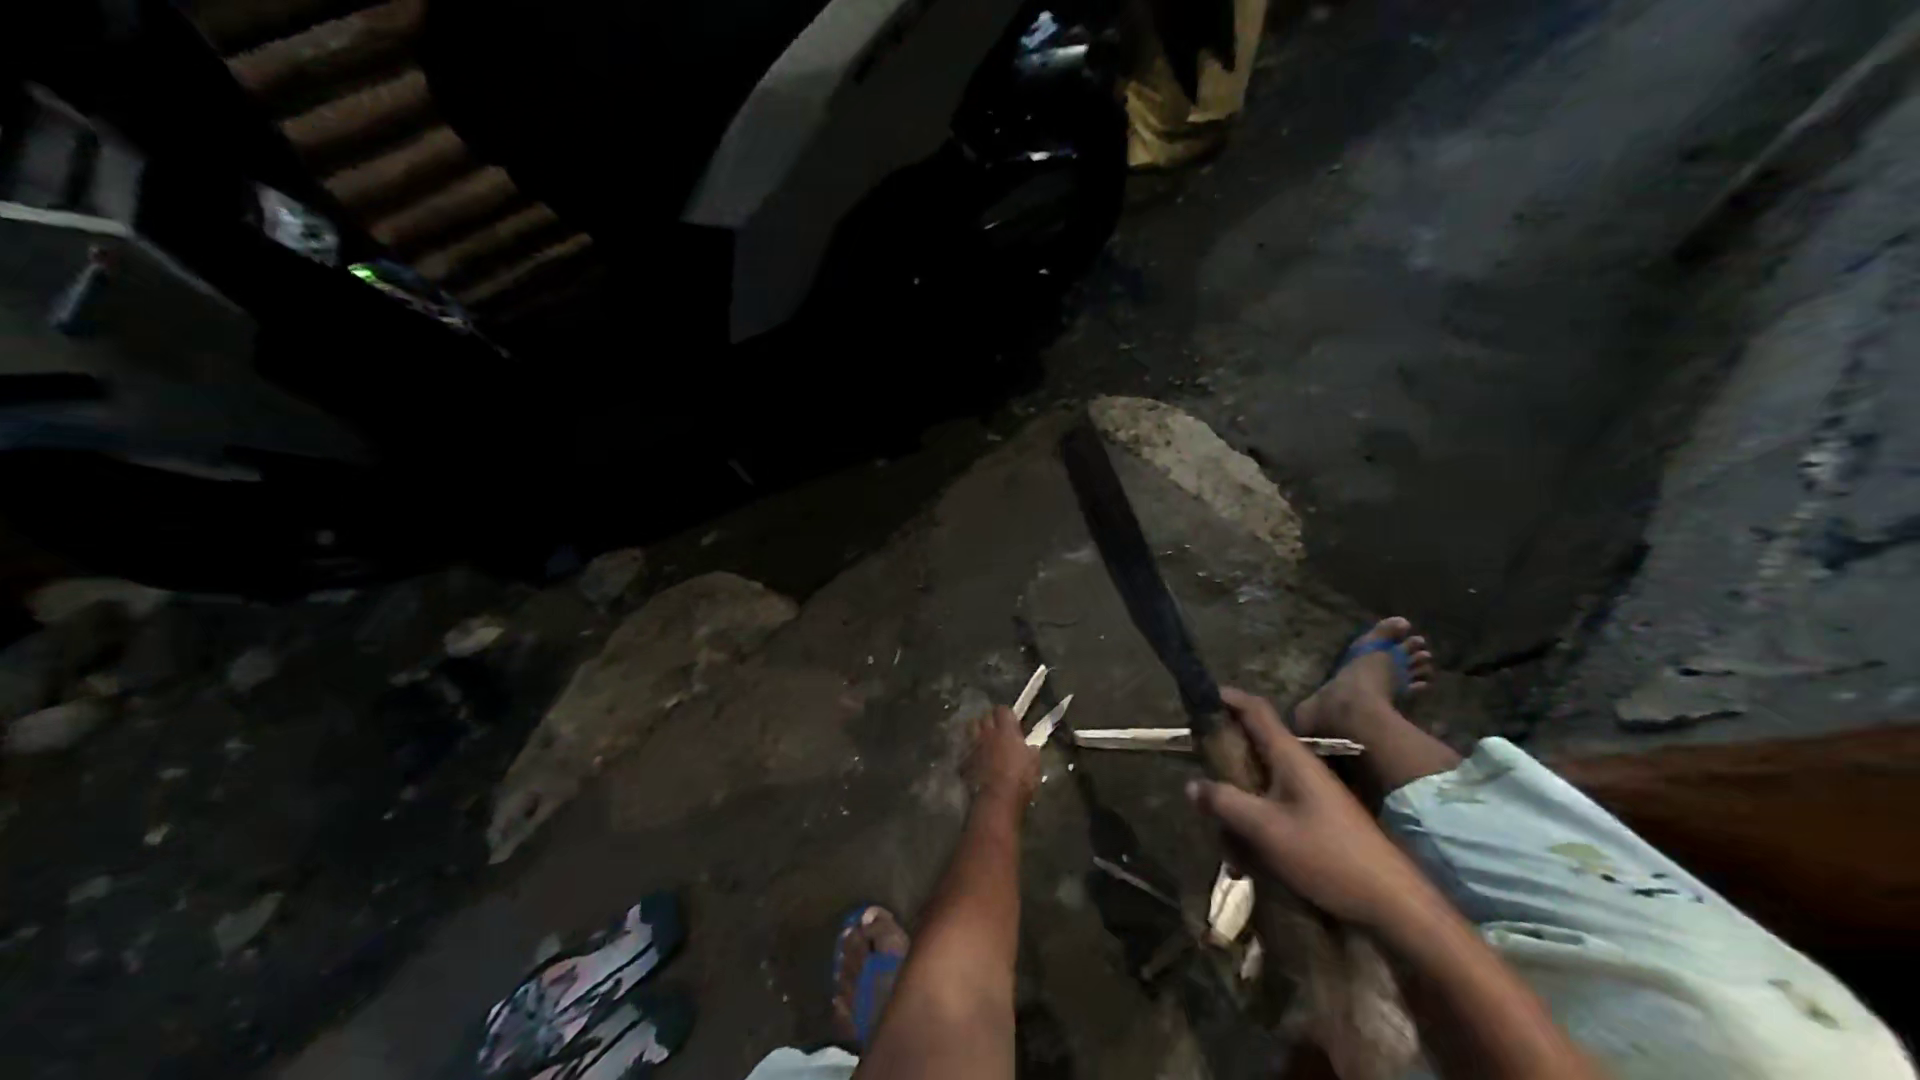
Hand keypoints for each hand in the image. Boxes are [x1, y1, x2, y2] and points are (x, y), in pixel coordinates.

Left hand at [967, 706, 1040, 805]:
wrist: (996, 800)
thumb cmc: (1020, 781)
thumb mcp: (1035, 765)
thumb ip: (1031, 751)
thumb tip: (1030, 747)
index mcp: (1006, 731)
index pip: (1003, 710)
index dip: (1006, 714)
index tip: (1011, 721)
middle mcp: (988, 733)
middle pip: (985, 716)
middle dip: (990, 719)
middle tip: (997, 728)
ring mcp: (973, 746)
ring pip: (971, 728)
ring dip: (977, 729)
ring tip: (983, 737)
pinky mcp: (964, 760)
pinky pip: (965, 748)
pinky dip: (970, 749)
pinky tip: (975, 756)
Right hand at [1187, 688, 1436, 928]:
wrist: (1393, 903)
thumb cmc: (1327, 855)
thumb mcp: (1265, 829)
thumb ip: (1224, 802)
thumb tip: (1191, 783)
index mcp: (1289, 756)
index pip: (1254, 709)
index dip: (1225, 699)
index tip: (1197, 700)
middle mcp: (1298, 768)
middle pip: (1248, 752)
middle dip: (1220, 773)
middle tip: (1199, 794)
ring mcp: (1308, 794)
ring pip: (1256, 788)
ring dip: (1235, 814)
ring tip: (1229, 852)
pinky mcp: (1314, 819)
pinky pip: (1270, 812)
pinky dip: (1254, 832)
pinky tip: (1249, 867)